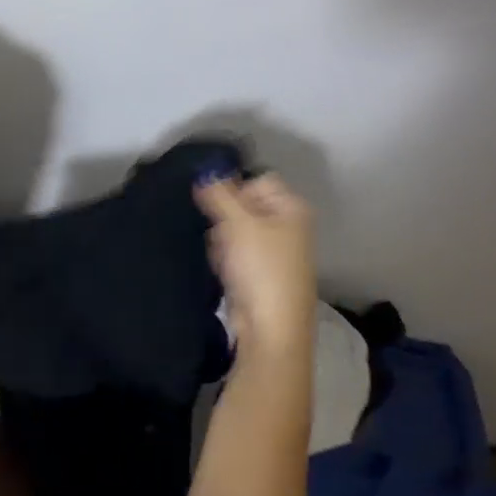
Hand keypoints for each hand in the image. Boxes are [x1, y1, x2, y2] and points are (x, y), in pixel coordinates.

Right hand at [195, 173, 315, 353]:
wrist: (269, 323)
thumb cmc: (261, 268)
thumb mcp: (238, 223)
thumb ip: (220, 195)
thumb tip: (204, 172)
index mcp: (291, 207)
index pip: (257, 181)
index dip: (233, 190)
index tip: (215, 207)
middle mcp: (286, 225)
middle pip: (245, 206)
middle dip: (224, 217)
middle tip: (218, 234)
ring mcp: (272, 250)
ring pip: (235, 231)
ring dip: (221, 240)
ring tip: (219, 255)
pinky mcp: (257, 271)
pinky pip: (233, 253)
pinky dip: (224, 258)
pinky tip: (220, 269)